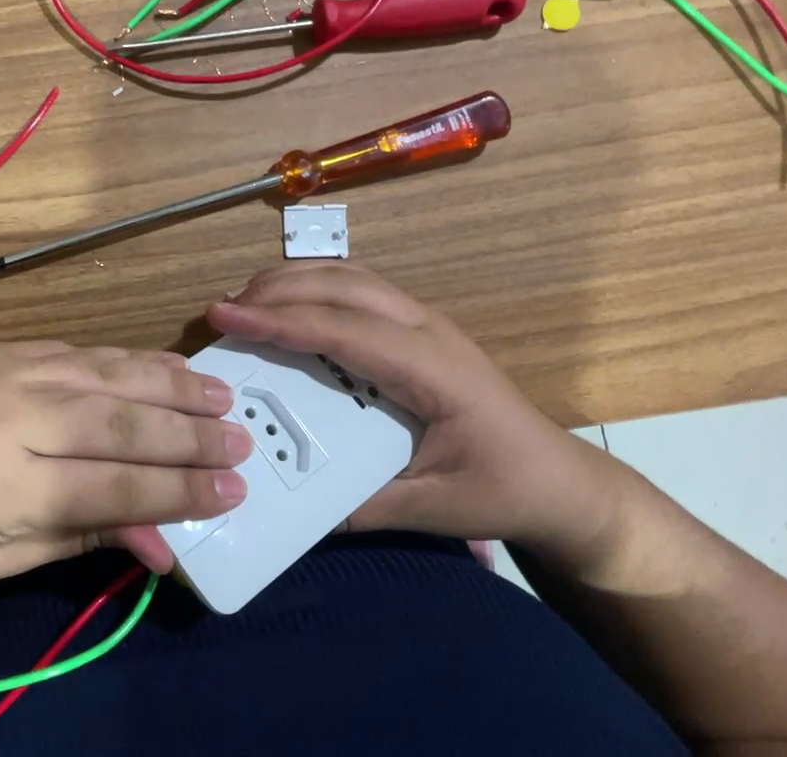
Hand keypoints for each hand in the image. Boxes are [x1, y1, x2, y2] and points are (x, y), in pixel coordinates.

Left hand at [0, 342, 250, 584]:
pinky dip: (122, 360)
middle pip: (117, 421)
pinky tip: (158, 365)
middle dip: (187, 433)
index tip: (233, 490)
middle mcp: (8, 417)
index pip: (113, 487)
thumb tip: (163, 542)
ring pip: (103, 372)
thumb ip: (84, 540)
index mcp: (4, 486)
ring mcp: (0, 372)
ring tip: (219, 394)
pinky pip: (74, 350)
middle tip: (242, 439)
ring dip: (167, 382)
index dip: (177, 491)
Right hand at [205, 262, 624, 557]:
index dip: (279, 320)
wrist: (563, 481)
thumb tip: (286, 505)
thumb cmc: (505, 490)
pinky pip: (359, 288)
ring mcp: (426, 322)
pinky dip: (314, 288)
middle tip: (223, 310)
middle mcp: (428, 330)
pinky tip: (287, 308)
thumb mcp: (433, 510)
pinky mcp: (419, 328)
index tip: (225, 316)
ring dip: (294, 281)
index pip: (343, 330)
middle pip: (343, 285)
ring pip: (351, 276)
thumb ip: (361, 507)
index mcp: (433, 370)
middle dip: (277, 289)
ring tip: (243, 302)